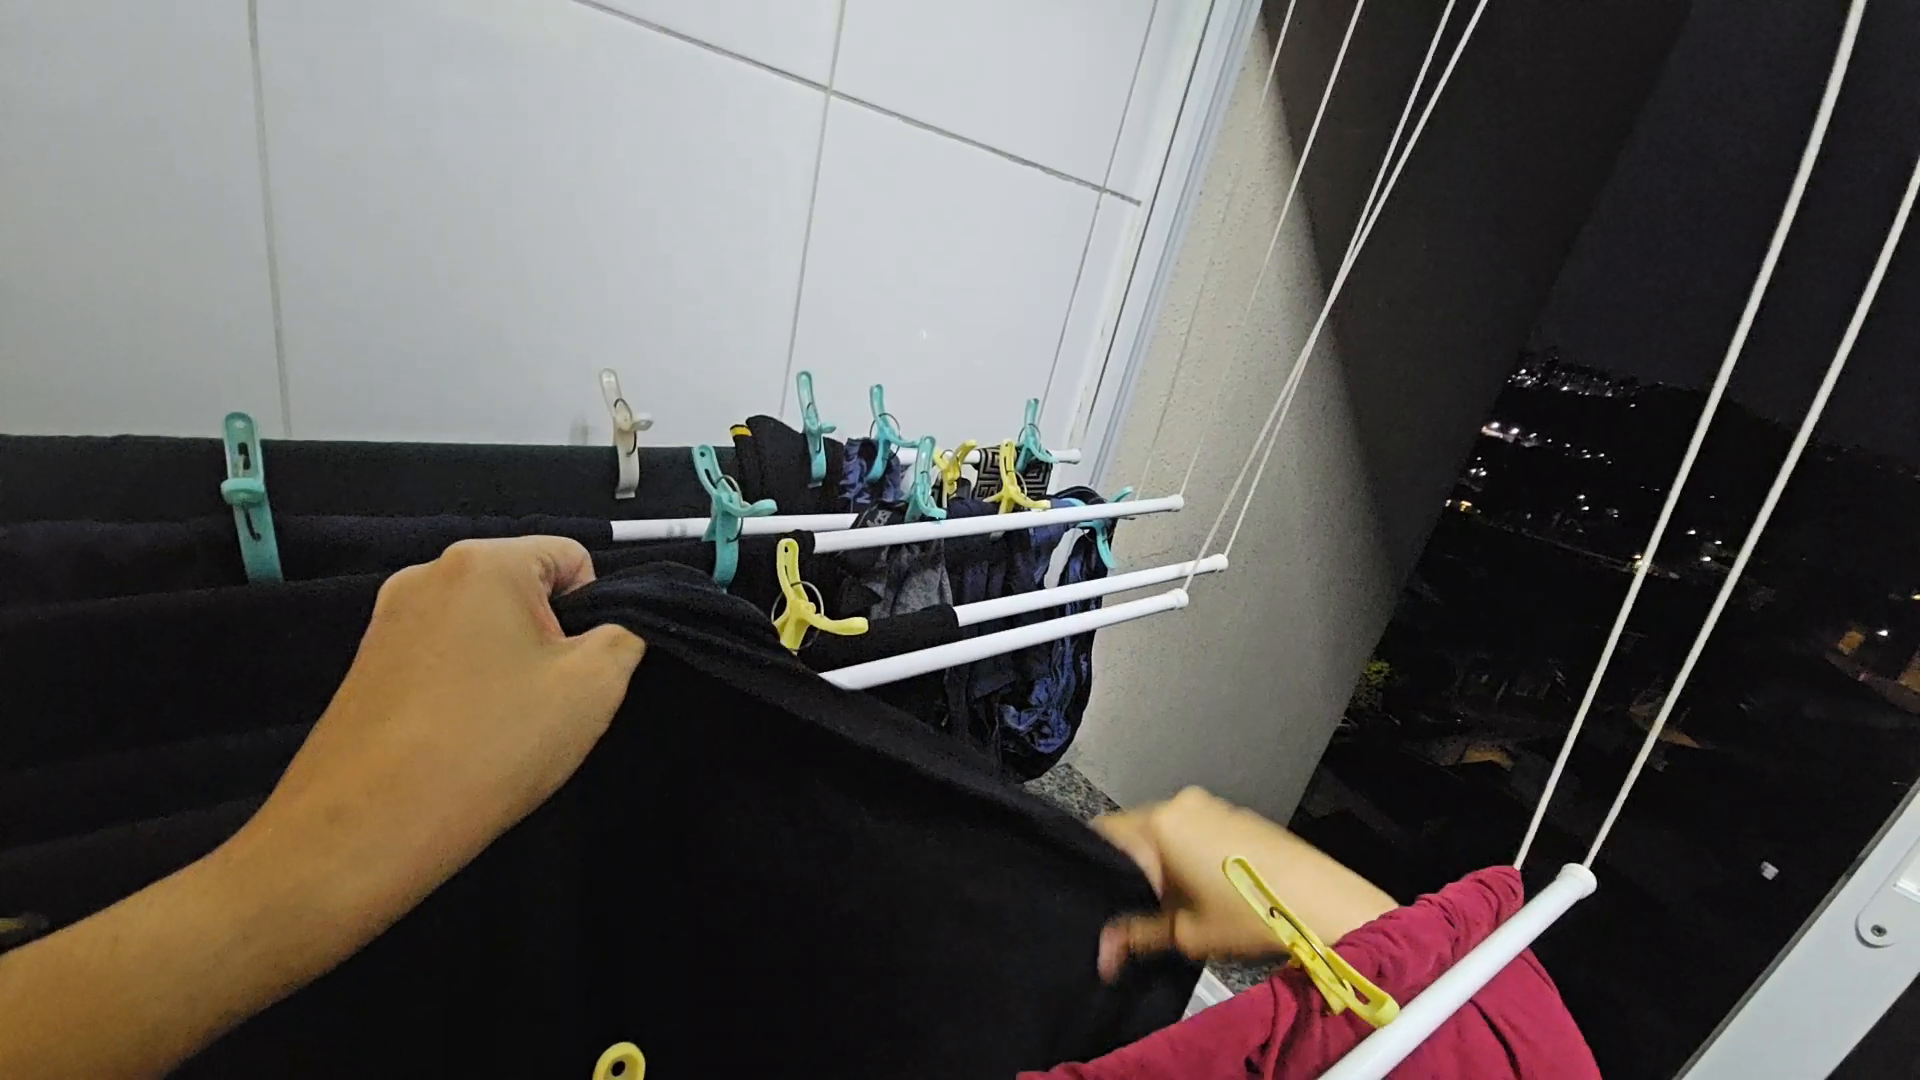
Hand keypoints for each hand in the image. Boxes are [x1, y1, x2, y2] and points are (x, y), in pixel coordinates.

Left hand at [240, 536, 646, 917]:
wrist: (358, 836)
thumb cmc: (490, 745)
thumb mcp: (595, 685)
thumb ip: (627, 634)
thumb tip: (615, 626)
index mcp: (482, 563)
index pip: (574, 559)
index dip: (596, 611)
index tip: (577, 668)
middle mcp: (427, 574)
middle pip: (529, 589)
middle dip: (552, 637)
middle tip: (548, 700)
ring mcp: (389, 619)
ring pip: (491, 625)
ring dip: (514, 662)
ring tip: (504, 723)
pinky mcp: (368, 663)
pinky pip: (450, 653)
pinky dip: (471, 682)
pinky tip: (464, 734)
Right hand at [1093, 788, 1396, 979]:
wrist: (1324, 902)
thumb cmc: (1251, 914)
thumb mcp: (1187, 932)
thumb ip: (1137, 936)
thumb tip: (1103, 953)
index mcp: (1160, 824)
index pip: (1106, 829)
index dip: (1097, 860)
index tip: (1101, 889)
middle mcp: (1181, 803)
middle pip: (1137, 826)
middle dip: (1134, 862)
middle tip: (1140, 901)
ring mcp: (1211, 804)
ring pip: (1167, 826)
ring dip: (1163, 854)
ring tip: (1178, 897)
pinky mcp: (1236, 811)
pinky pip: (1195, 823)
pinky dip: (1189, 846)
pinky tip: (1207, 882)